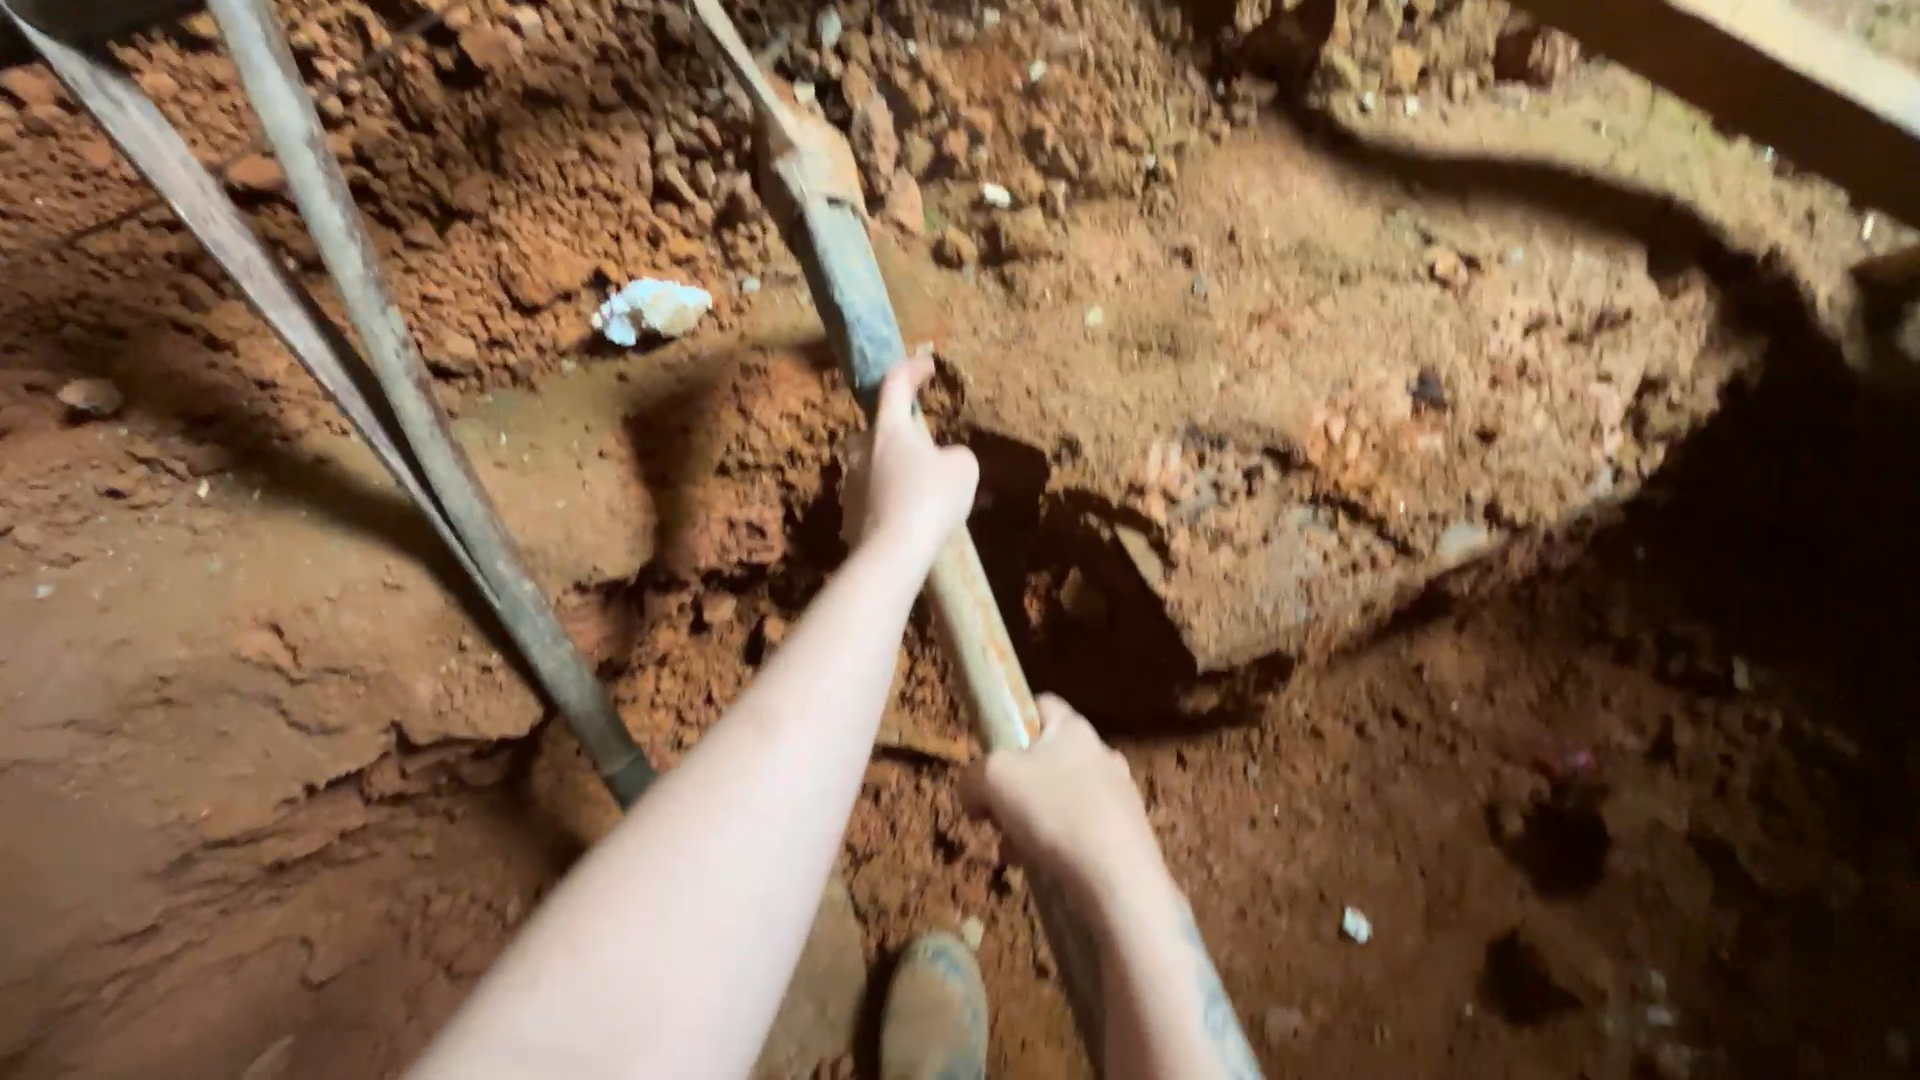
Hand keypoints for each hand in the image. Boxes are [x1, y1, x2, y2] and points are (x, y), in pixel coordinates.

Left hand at [843, 352, 978, 565]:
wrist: (893, 553)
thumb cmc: (931, 499)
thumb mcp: (963, 468)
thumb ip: (955, 455)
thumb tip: (944, 461)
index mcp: (890, 429)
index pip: (895, 384)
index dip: (912, 368)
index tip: (928, 364)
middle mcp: (864, 450)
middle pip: (879, 428)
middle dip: (900, 430)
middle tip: (925, 445)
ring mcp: (852, 484)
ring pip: (876, 466)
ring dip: (897, 470)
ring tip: (925, 491)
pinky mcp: (850, 515)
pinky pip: (875, 499)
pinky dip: (892, 502)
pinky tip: (912, 521)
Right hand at [960, 695, 1172, 911]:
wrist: (1118, 880)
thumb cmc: (1054, 812)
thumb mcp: (993, 779)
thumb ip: (972, 777)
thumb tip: (973, 792)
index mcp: (1073, 728)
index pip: (1039, 704)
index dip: (1010, 722)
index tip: (991, 755)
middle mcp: (1100, 753)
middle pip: (1044, 758)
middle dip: (1013, 788)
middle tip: (994, 815)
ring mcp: (1117, 794)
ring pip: (1058, 798)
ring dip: (1028, 822)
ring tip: (1012, 852)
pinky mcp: (1124, 832)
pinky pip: (1077, 829)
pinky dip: (1054, 845)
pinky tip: (1039, 868)